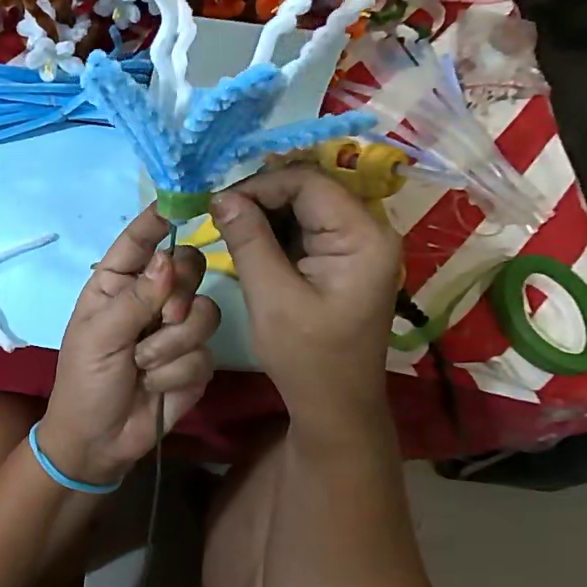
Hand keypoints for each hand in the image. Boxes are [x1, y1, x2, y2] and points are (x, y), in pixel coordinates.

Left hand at [37, 206, 221, 484]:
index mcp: (118, 283)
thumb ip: (136, 297)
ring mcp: (177, 330)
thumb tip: (168, 259)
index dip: (161, 219)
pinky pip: (205, 352)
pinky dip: (177, 372)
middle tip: (163, 316)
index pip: (142, 240)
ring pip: (204, 312)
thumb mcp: (99, 335)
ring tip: (142, 366)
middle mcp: (151, 299)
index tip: (185, 202)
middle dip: (178, 294)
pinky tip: (154, 386)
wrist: (99, 440)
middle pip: (190, 268)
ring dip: (171, 344)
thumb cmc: (85, 381)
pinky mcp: (196, 362)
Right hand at [210, 168, 402, 416]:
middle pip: (310, 190)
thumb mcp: (271, 297)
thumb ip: (248, 241)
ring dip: (265, 213)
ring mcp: (357, 245)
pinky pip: (306, 229)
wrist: (333, 403)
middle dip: (261, 197)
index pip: (309, 183)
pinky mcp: (342, 259)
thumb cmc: (305, 357)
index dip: (260, 184)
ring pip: (305, 207)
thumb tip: (221, 196)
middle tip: (217, 213)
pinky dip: (274, 232)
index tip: (217, 203)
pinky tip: (247, 241)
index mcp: (363, 237)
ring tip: (227, 227)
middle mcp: (369, 230)